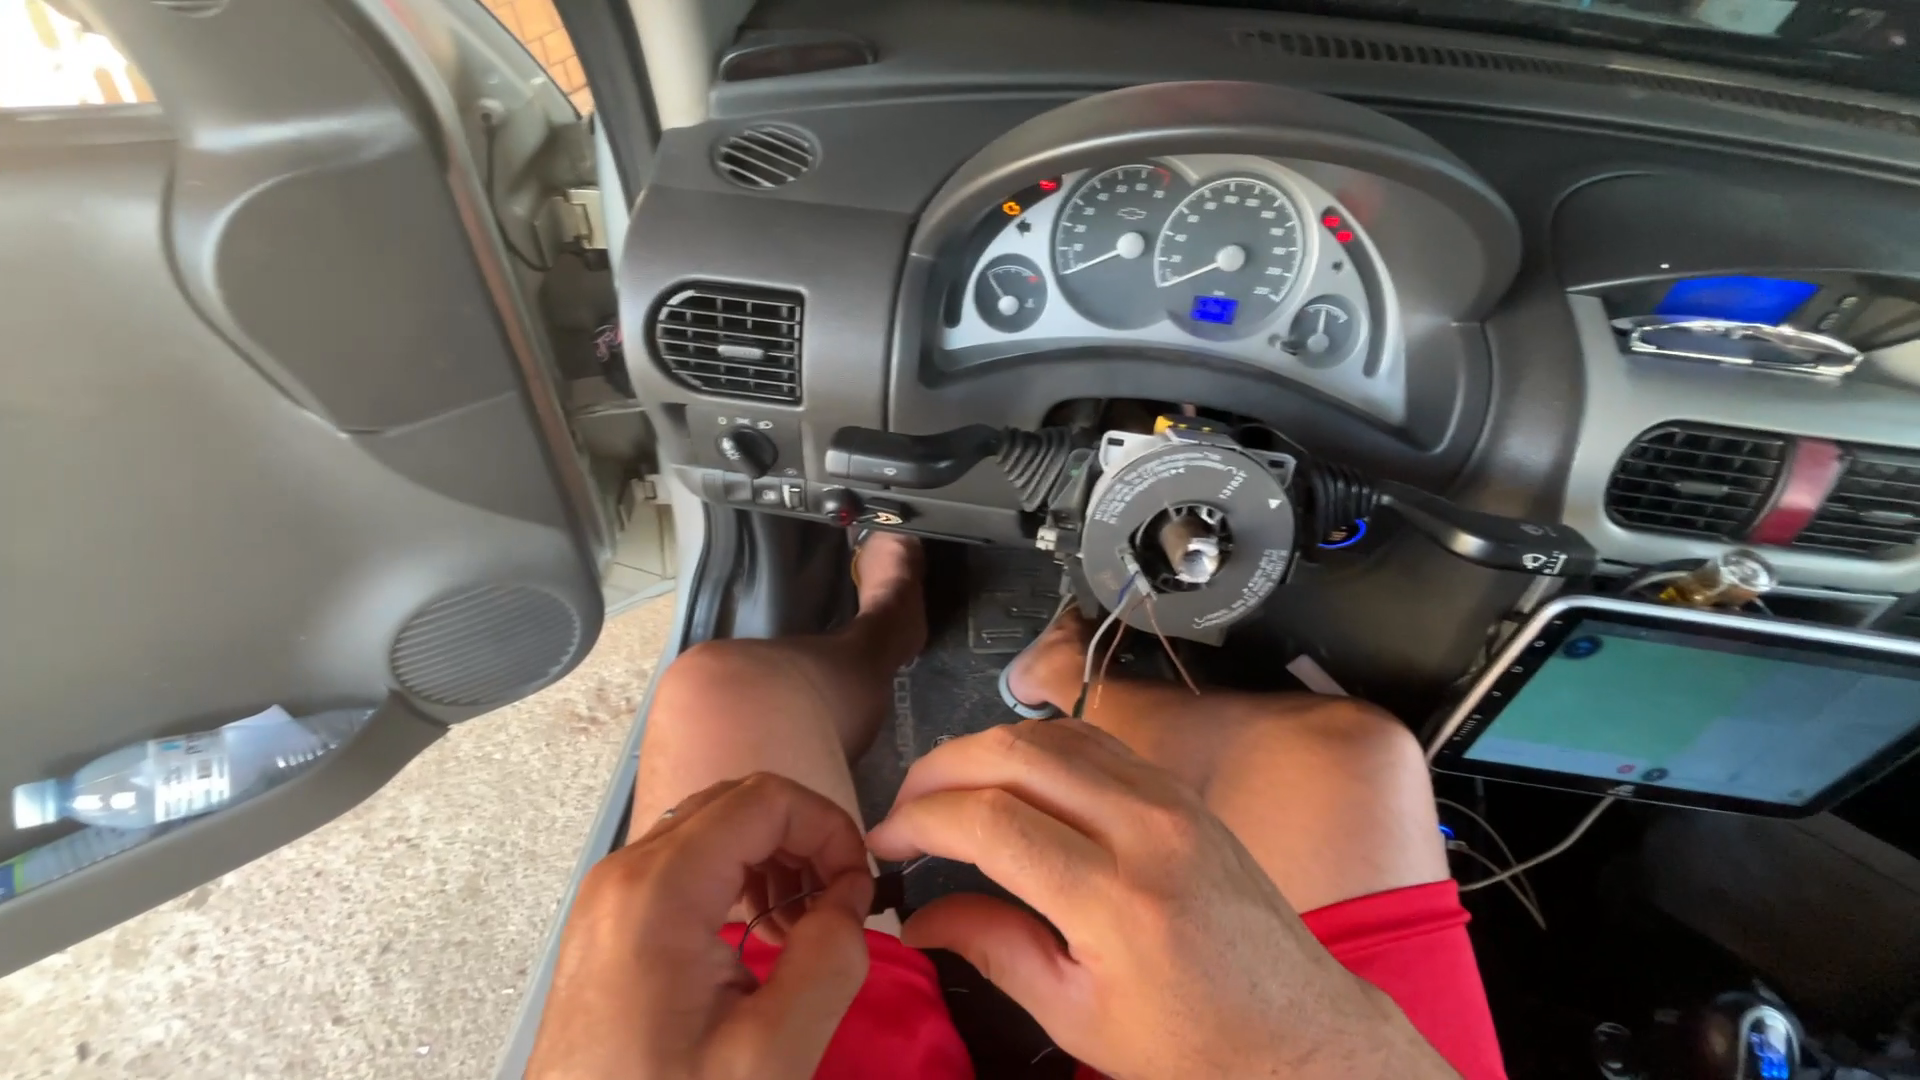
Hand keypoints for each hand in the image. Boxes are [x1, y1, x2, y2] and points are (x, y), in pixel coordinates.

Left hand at [528, 773, 875, 1079]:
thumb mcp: (770, 1055)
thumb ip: (830, 957)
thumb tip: (852, 893)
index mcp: (660, 887)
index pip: (767, 798)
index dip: (829, 828)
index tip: (857, 890)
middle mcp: (627, 870)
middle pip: (741, 802)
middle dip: (806, 839)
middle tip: (838, 906)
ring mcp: (613, 891)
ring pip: (718, 825)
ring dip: (777, 857)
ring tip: (801, 927)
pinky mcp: (612, 917)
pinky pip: (692, 860)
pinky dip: (742, 876)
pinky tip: (760, 935)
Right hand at [867, 720, 1454, 1079]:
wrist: (1300, 1031)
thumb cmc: (1189, 1045)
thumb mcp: (1078, 1017)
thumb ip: (992, 949)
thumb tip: (916, 914)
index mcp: (1114, 897)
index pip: (990, 821)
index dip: (921, 819)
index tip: (884, 839)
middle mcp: (1140, 825)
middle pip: (1013, 754)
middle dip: (939, 768)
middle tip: (903, 805)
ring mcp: (1166, 795)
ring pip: (1050, 734)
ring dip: (983, 748)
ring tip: (944, 786)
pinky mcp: (1176, 788)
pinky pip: (1090, 741)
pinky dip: (1034, 746)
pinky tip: (1009, 774)